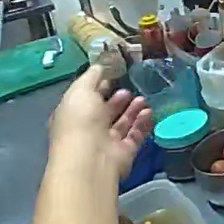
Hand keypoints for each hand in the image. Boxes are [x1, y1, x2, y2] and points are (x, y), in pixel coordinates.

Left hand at [48, 64, 150, 180]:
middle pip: (106, 112)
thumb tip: (100, 66)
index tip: (113, 76)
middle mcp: (89, 129)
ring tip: (143, 99)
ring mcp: (106, 143)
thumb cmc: (81, 120)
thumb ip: (92, 76)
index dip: (99, 87)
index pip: (87, 99)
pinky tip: (149, 112)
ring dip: (133, 110)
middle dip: (118, 99)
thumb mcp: (81, 90)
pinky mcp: (124, 153)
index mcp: (73, 114)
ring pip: (122, 124)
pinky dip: (142, 124)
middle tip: (129, 90)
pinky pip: (135, 135)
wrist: (91, 158)